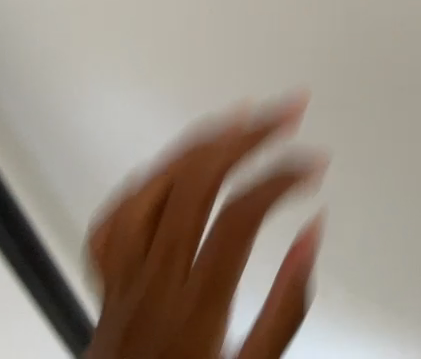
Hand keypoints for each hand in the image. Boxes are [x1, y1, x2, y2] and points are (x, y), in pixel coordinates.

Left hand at [86, 96, 325, 358]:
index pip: (238, 216)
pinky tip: (177, 162)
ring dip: (200, 143)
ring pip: (152, 190)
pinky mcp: (106, 286)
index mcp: (193, 308)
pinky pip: (114, 220)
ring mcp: (122, 283)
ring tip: (240, 116)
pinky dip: (150, 180)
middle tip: (289, 112)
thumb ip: (287, 305)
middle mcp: (152, 287)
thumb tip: (312, 233)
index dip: (281, 177)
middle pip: (196, 184)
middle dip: (249, 136)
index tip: (314, 165)